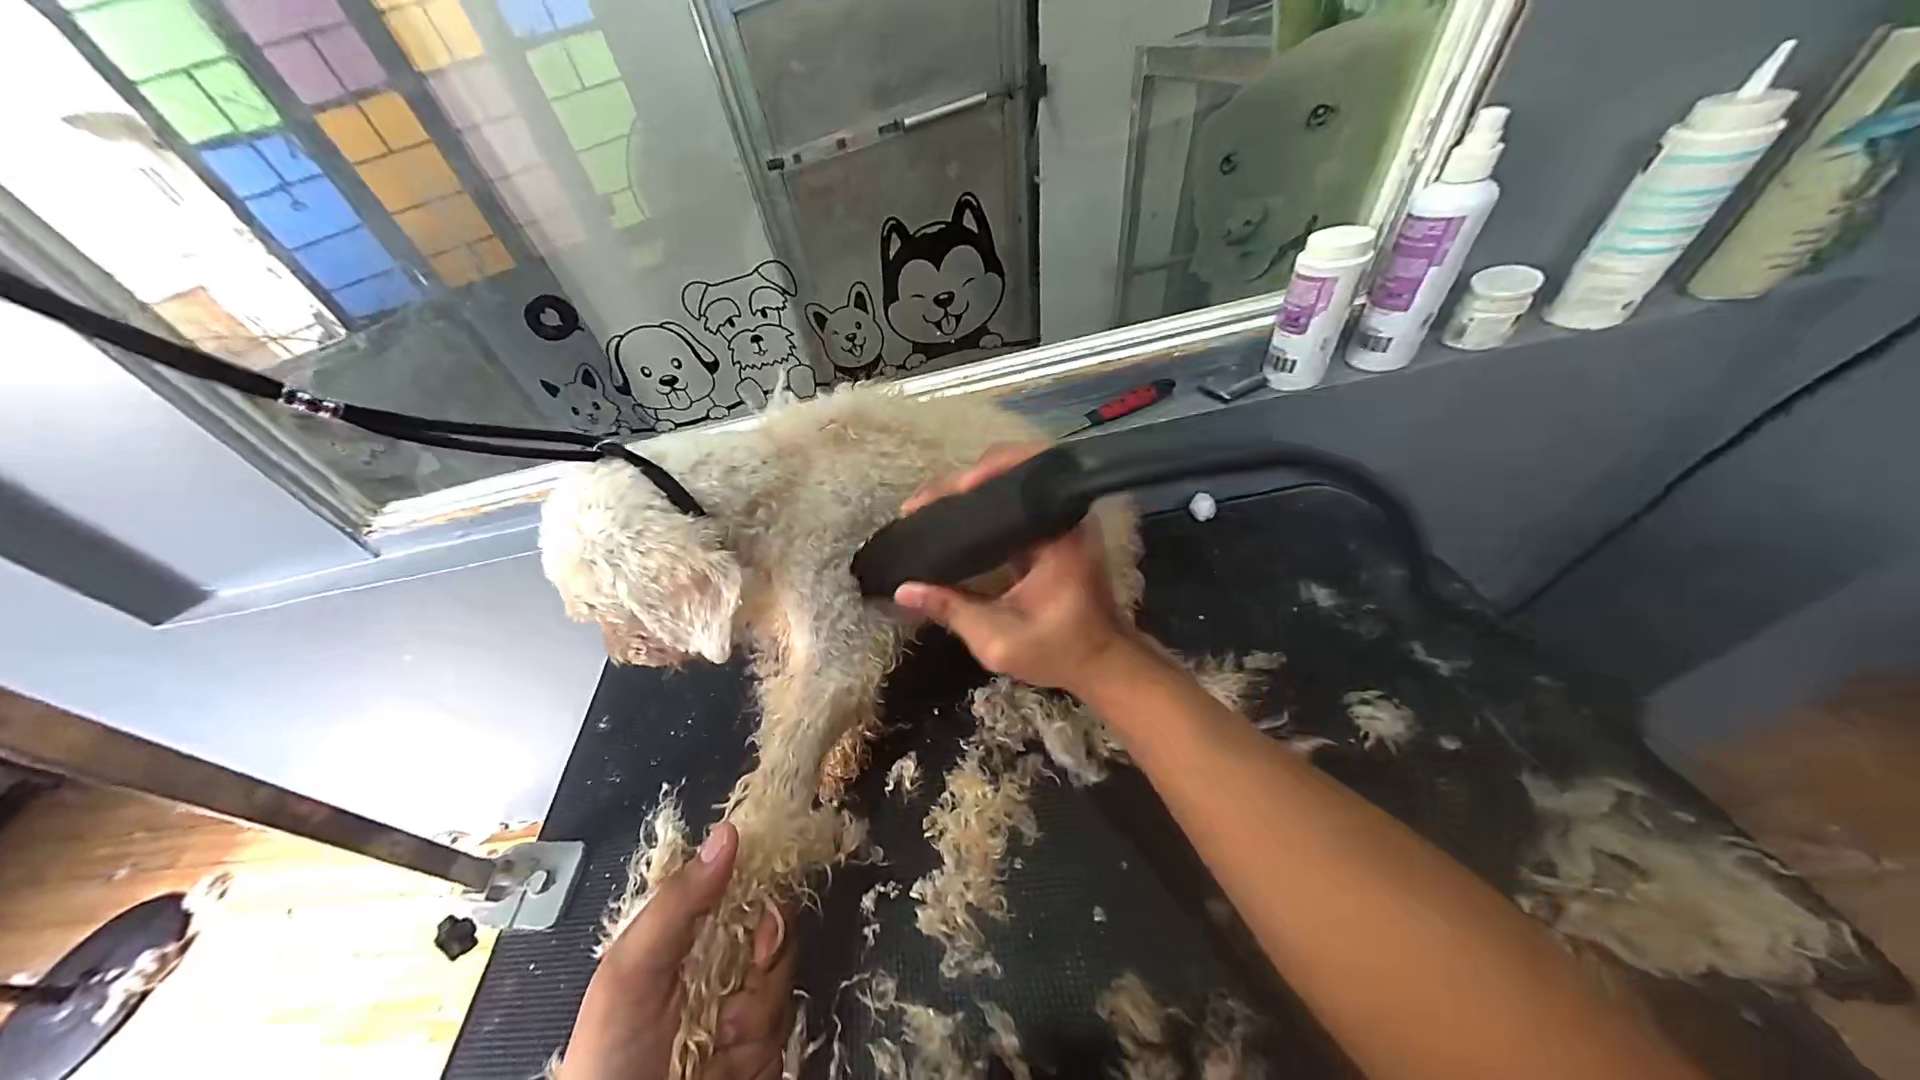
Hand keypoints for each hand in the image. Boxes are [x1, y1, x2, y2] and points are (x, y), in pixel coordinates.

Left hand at [560, 823, 794, 1079]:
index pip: (738, 882)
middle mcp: (715, 959)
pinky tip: (729, 1062)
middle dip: (766, 952)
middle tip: (748, 971)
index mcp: (681, 930)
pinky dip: (762, 1043)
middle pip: (773, 923)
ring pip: (784, 973)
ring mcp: (739, 1002)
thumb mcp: (631, 972)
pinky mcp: (760, 1044)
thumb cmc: (608, 1059)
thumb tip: (728, 834)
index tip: (762, 906)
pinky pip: (786, 1021)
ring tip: (719, 1040)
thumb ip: (678, 903)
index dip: (761, 886)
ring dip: (758, 1008)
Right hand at [893, 444, 1141, 696]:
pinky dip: (982, 510)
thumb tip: (903, 590)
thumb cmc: (1059, 652)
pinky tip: (953, 522)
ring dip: (971, 493)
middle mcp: (1062, 517)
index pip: (1022, 478)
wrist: (1101, 663)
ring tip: (930, 508)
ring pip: (1010, 488)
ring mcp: (1058, 523)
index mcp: (1059, 533)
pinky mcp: (1050, 534)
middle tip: (923, 504)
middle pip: (1012, 474)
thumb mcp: (999, 639)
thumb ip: (952, 611)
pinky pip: (1012, 508)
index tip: (949, 492)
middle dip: (964, 482)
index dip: (983, 474)